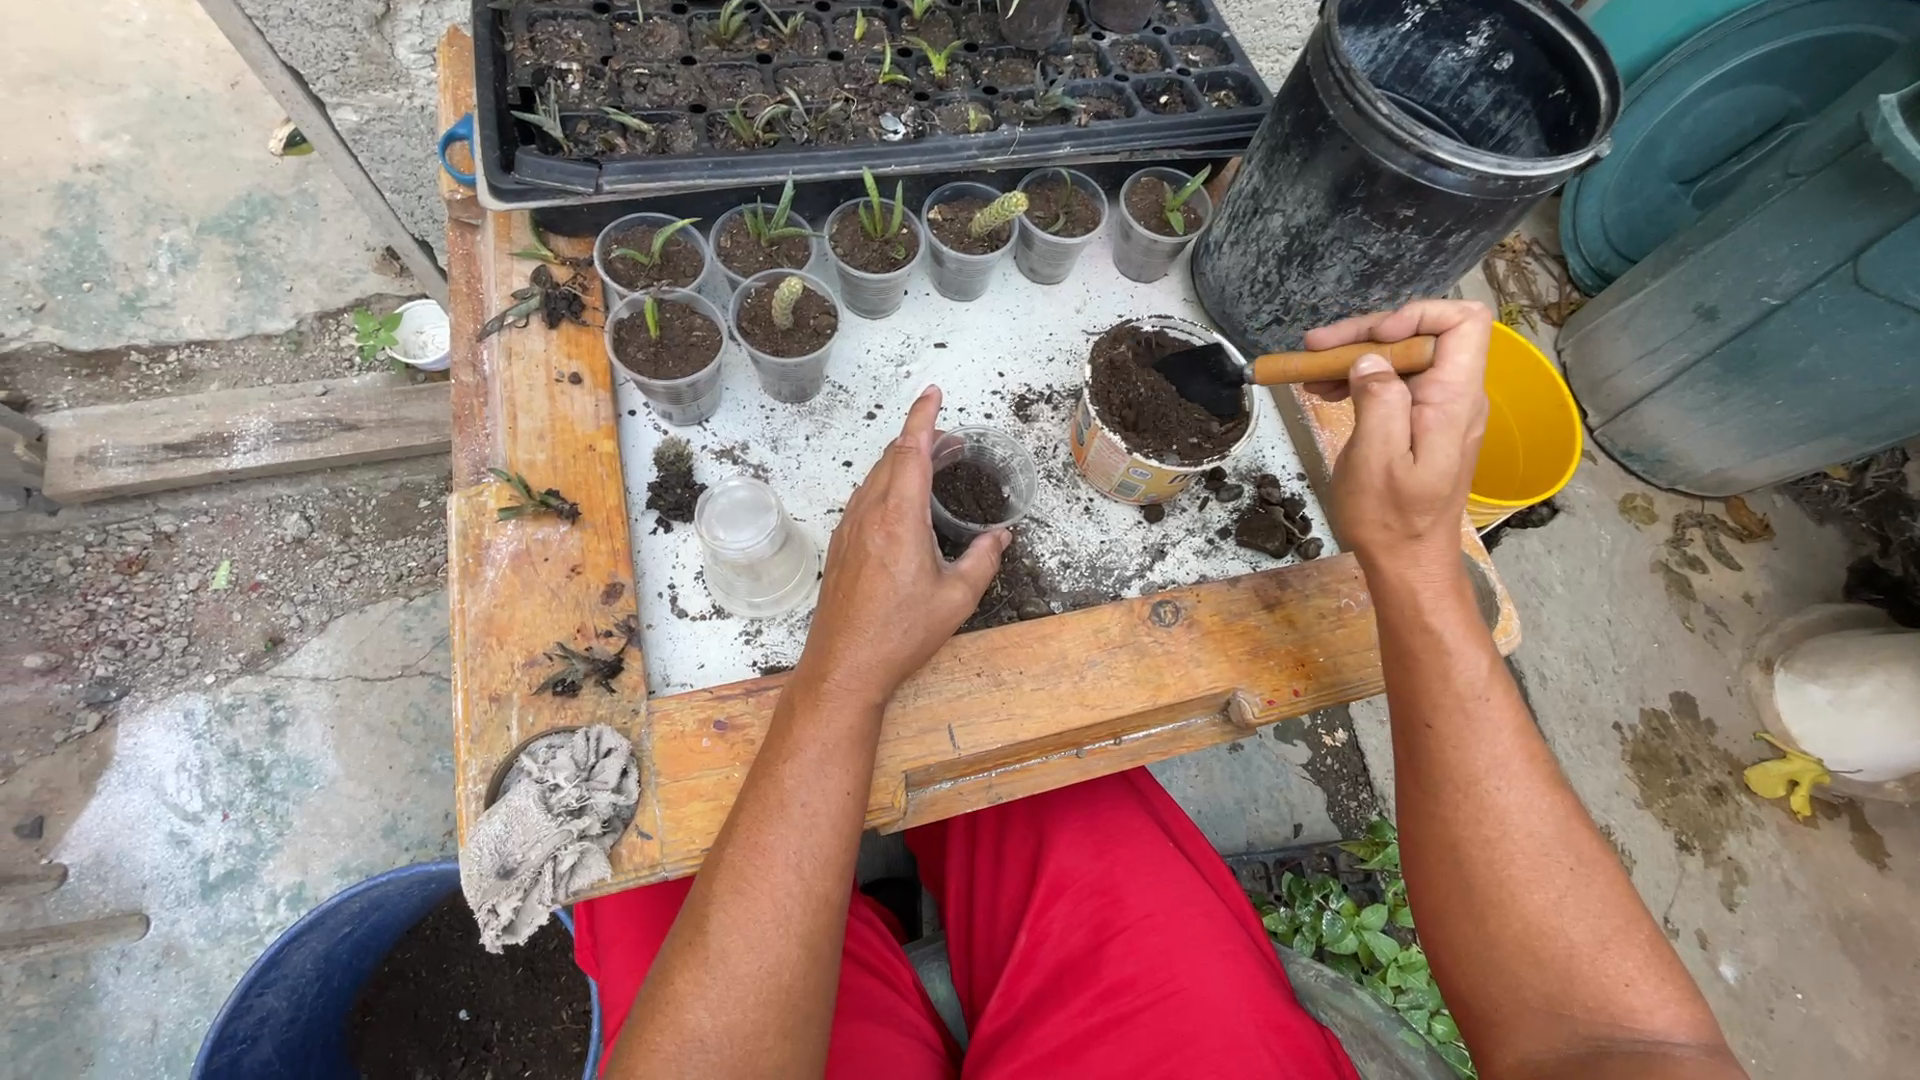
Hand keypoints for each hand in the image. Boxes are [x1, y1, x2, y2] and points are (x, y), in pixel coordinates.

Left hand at [791, 386, 1009, 708]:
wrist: (844, 666)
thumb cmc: (899, 634)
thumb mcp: (956, 599)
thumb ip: (983, 560)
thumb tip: (999, 538)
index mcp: (898, 518)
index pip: (910, 450)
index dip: (923, 416)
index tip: (933, 392)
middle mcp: (868, 515)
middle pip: (891, 458)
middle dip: (921, 439)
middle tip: (952, 441)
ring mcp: (849, 529)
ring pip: (875, 477)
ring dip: (903, 462)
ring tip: (933, 467)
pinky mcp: (841, 546)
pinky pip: (864, 499)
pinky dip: (887, 485)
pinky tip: (903, 504)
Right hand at [1303, 300, 1490, 575]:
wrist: (1406, 560)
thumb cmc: (1389, 517)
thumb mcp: (1376, 458)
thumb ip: (1378, 400)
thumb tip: (1370, 361)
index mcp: (1454, 399)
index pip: (1463, 322)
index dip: (1416, 315)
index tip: (1369, 340)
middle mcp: (1456, 396)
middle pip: (1423, 335)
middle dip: (1367, 334)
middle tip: (1314, 347)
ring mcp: (1439, 410)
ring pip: (1403, 358)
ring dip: (1356, 357)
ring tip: (1309, 371)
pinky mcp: (1421, 424)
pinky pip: (1394, 385)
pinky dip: (1359, 380)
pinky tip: (1324, 390)